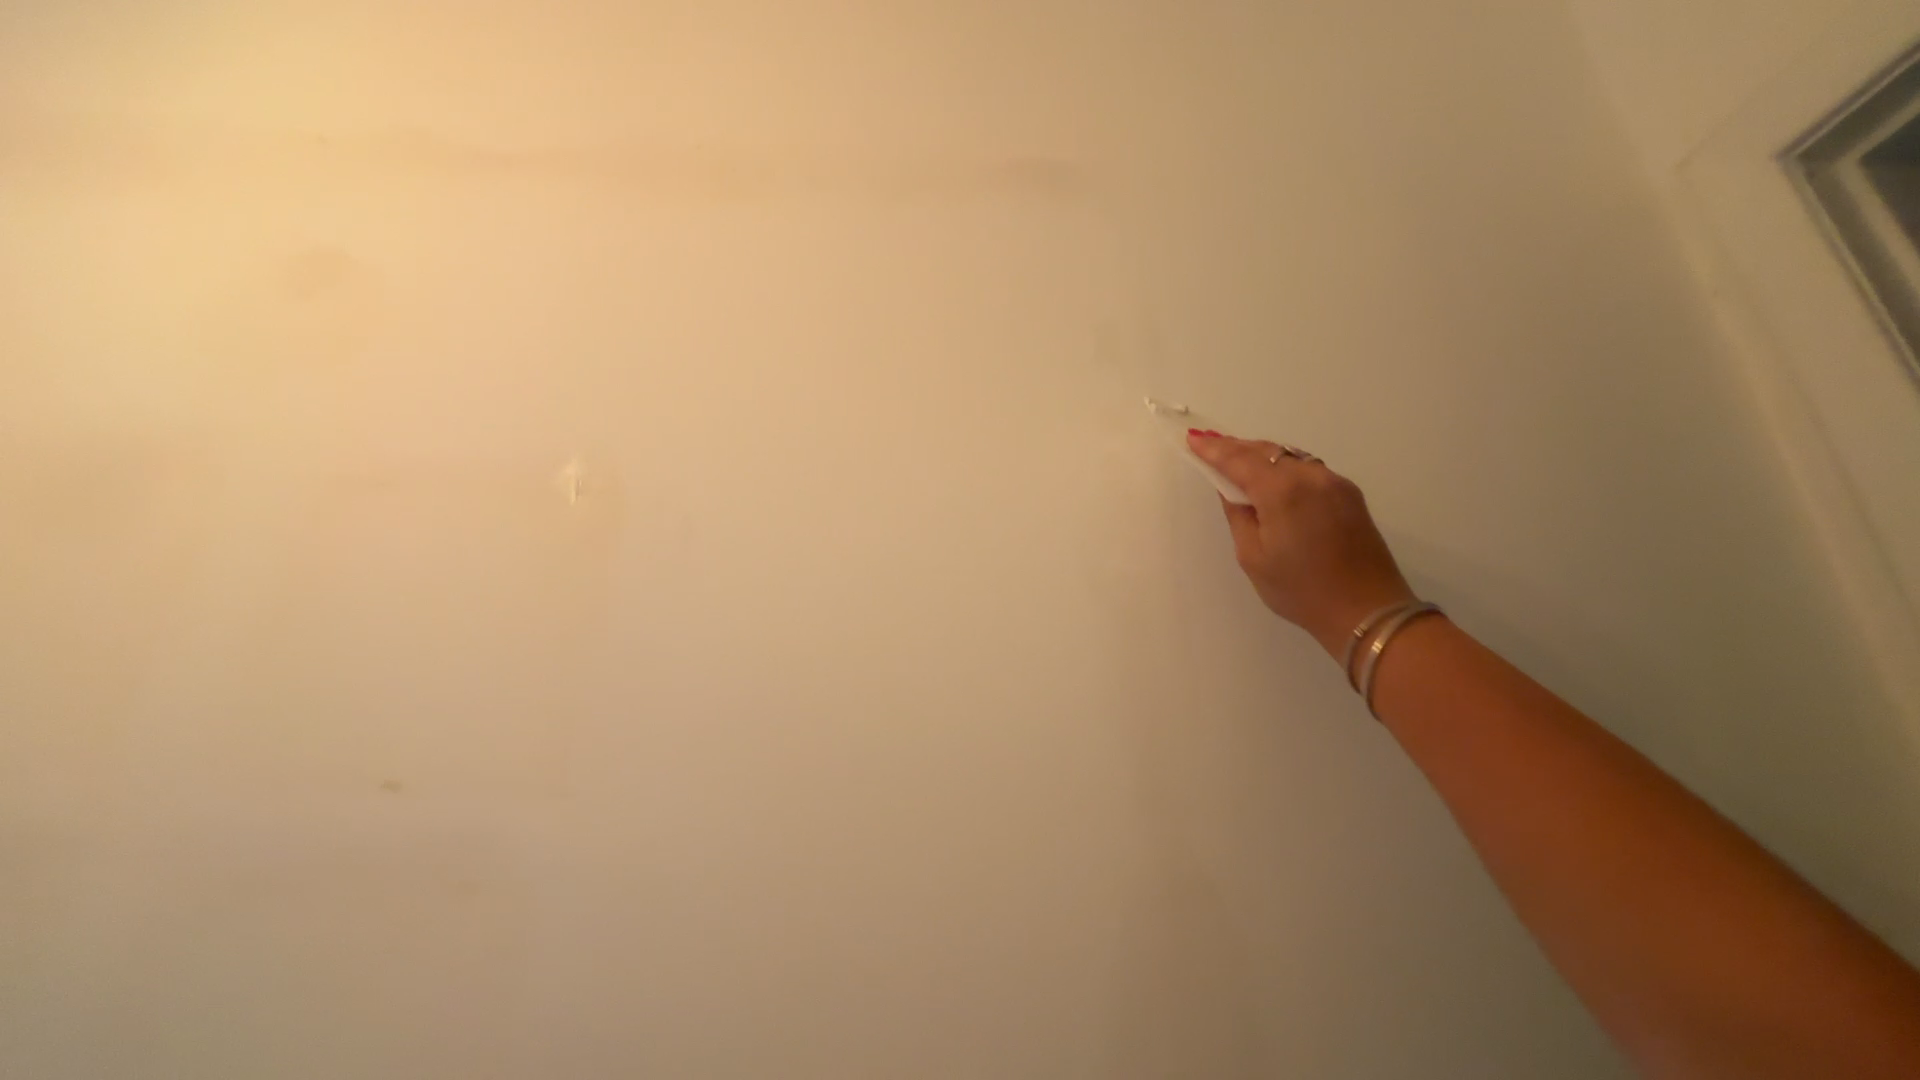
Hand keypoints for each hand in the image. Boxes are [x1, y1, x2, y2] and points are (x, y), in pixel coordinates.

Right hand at [1188, 432, 1415, 656]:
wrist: (1366, 610)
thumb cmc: (1300, 590)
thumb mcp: (1253, 557)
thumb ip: (1238, 515)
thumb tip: (1231, 489)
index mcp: (1283, 491)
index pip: (1240, 460)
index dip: (1214, 450)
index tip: (1193, 439)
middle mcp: (1311, 477)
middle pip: (1267, 451)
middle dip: (1237, 448)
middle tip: (1210, 445)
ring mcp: (1334, 483)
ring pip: (1289, 457)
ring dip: (1262, 456)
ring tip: (1238, 461)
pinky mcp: (1349, 494)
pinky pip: (1308, 469)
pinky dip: (1285, 468)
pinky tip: (1273, 480)